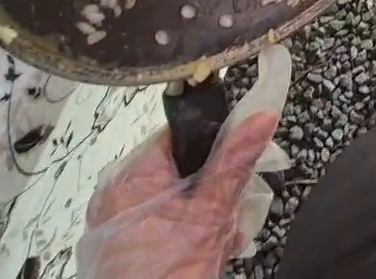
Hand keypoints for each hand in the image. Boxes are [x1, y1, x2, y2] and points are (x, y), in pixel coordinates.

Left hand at [76, 110, 280, 278]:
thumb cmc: (169, 274)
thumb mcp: (211, 213)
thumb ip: (235, 159)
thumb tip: (263, 113)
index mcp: (131, 176)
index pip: (182, 132)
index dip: (218, 141)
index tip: (242, 162)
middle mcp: (114, 195)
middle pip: (181, 166)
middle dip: (216, 185)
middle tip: (236, 208)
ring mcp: (113, 226)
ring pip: (174, 197)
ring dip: (207, 211)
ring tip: (224, 237)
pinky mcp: (117, 253)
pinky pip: (159, 224)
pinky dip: (186, 231)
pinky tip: (206, 251)